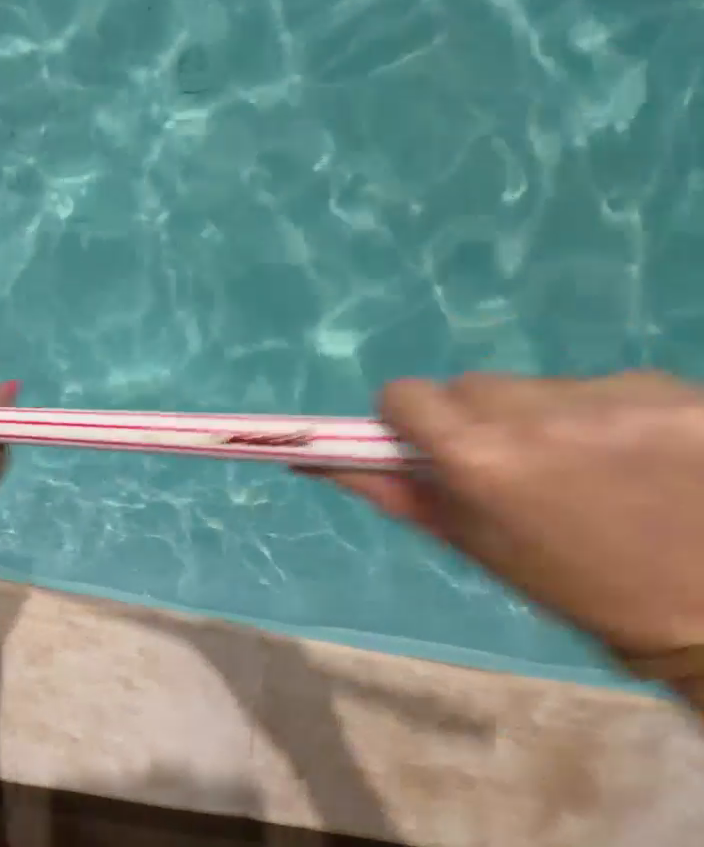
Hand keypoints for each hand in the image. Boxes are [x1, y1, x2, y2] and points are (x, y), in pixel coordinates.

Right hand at [319, 371, 703, 660]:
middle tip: (527, 468)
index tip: (440, 448)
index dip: (414, 420)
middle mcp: (537, 416)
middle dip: (484, 419)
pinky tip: (657, 458)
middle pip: (474, 387)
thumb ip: (386, 488)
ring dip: (555, 415)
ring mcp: (617, 401)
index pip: (405, 394)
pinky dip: (623, 415)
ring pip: (544, 386)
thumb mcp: (469, 539)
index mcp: (475, 455)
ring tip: (603, 467)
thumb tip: (304, 456)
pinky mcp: (684, 395)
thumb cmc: (573, 584)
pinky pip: (616, 386)